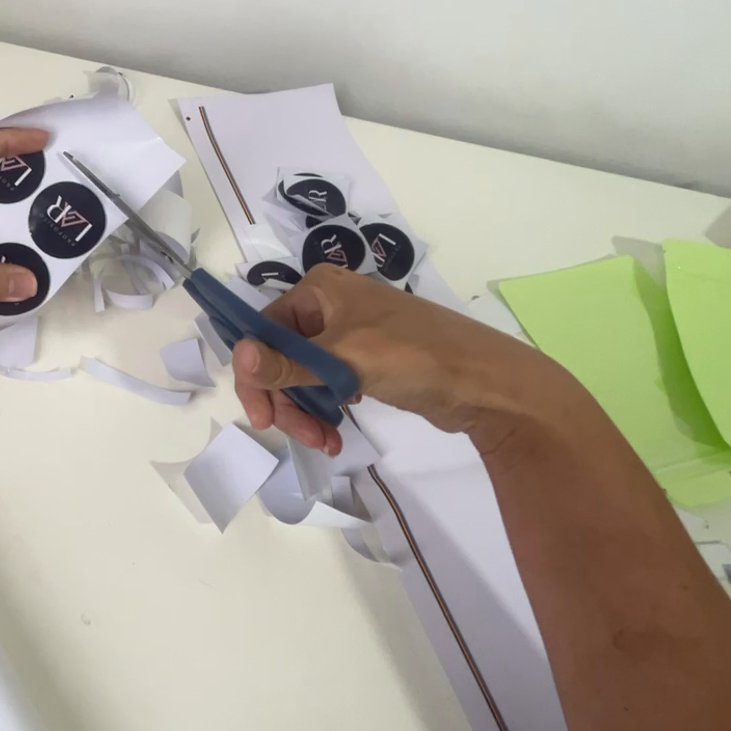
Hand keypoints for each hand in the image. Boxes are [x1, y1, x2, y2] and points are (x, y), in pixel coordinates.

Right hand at [232, 264, 578, 455]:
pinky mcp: (365, 358)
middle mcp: (327, 304)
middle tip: (301, 436)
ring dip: (306, 411)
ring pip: (301, 375)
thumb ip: (287, 364)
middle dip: (287, 400)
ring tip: (325, 442)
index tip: (263, 419)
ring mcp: (348, 332)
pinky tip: (336, 431)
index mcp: (318, 289)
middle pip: (280, 357)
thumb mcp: (344, 360)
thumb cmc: (417, 358)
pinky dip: (325, 408)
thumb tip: (236, 358)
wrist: (494, 386)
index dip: (257, 376)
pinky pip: (325, 382)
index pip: (263, 333)